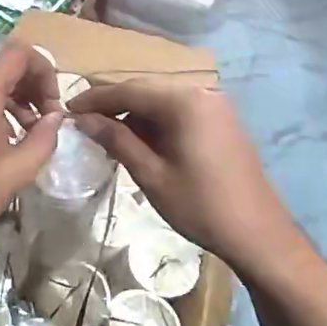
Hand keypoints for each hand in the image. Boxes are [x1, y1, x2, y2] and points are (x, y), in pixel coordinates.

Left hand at [0, 44, 63, 276]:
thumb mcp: (20, 168)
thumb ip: (44, 135)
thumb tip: (55, 116)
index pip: (18, 53)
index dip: (44, 69)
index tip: (53, 103)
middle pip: (2, 68)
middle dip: (31, 87)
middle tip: (48, 120)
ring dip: (13, 100)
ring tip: (30, 133)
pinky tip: (4, 138)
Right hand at [67, 79, 306, 280]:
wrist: (260, 236)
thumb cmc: (200, 206)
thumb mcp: (150, 173)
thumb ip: (115, 139)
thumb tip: (82, 118)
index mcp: (184, 103)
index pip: (127, 90)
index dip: (93, 99)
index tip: (66, 110)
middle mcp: (201, 94)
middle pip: (143, 89)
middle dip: (110, 104)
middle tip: (81, 121)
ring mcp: (215, 107)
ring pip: (159, 99)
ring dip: (131, 113)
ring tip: (106, 135)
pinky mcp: (220, 121)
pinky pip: (176, 110)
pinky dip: (152, 120)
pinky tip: (137, 140)